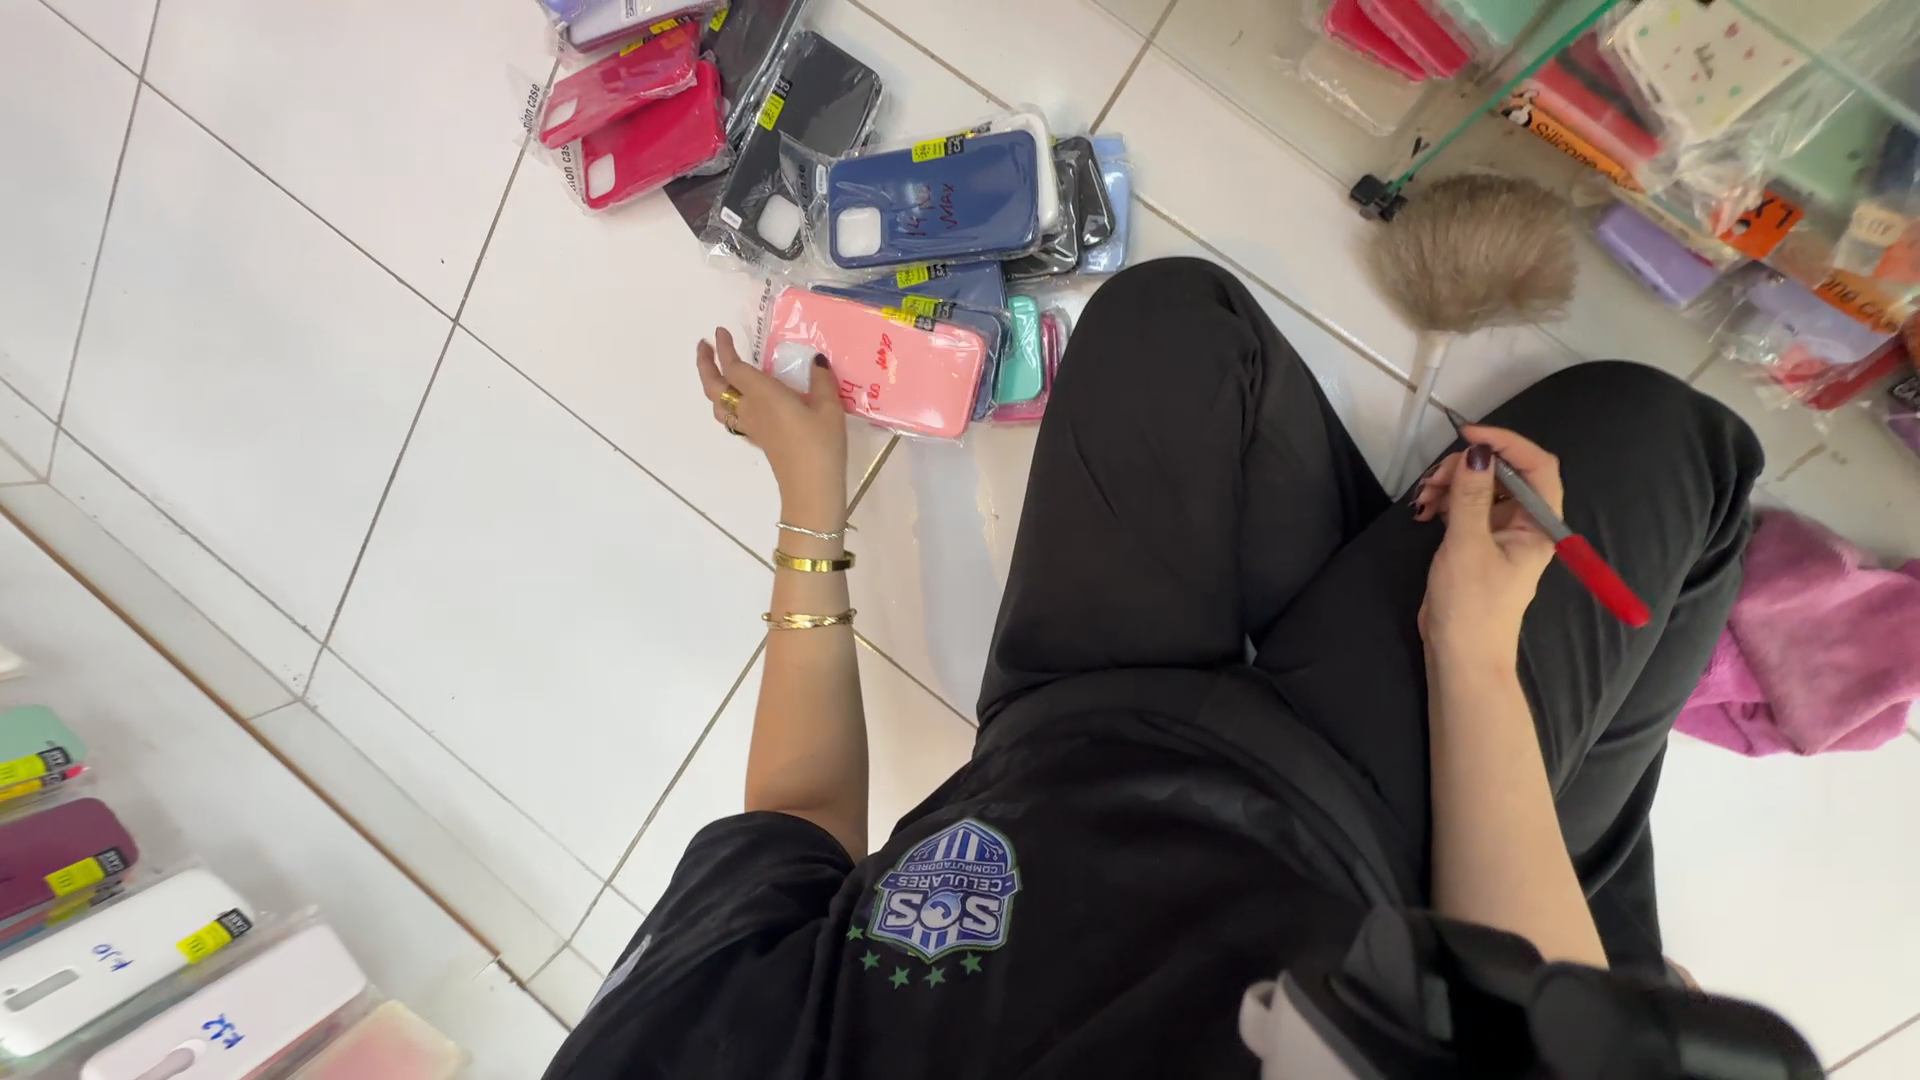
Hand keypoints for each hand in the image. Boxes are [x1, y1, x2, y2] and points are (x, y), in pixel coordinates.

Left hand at [696, 328, 847, 516]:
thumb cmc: (820, 444)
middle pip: (714, 386)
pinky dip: (725, 405)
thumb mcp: (829, 408)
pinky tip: (738, 403)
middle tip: (704, 346)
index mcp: (763, 394)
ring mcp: (751, 427)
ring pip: (718, 405)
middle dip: (705, 364)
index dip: (724, 348)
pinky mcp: (758, 440)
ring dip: (711, 386)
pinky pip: (730, 418)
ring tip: (716, 374)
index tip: (721, 332)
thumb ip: (821, 381)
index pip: (734, 367)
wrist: (811, 487)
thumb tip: (816, 360)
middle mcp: (749, 409)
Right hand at [1415, 426, 1562, 668]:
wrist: (1461, 652)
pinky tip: (1425, 511)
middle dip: (1467, 469)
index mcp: (1538, 525)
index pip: (1536, 467)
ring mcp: (1499, 534)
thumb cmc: (1472, 603)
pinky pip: (1464, 508)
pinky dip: (1445, 503)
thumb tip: (1476, 453)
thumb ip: (1470, 497)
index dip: (1506, 443)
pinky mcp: (1475, 544)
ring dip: (1450, 486)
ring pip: (1480, 490)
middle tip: (1433, 481)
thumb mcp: (1467, 546)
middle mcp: (1524, 524)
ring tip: (1423, 500)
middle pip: (1503, 476)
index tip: (1467, 435)